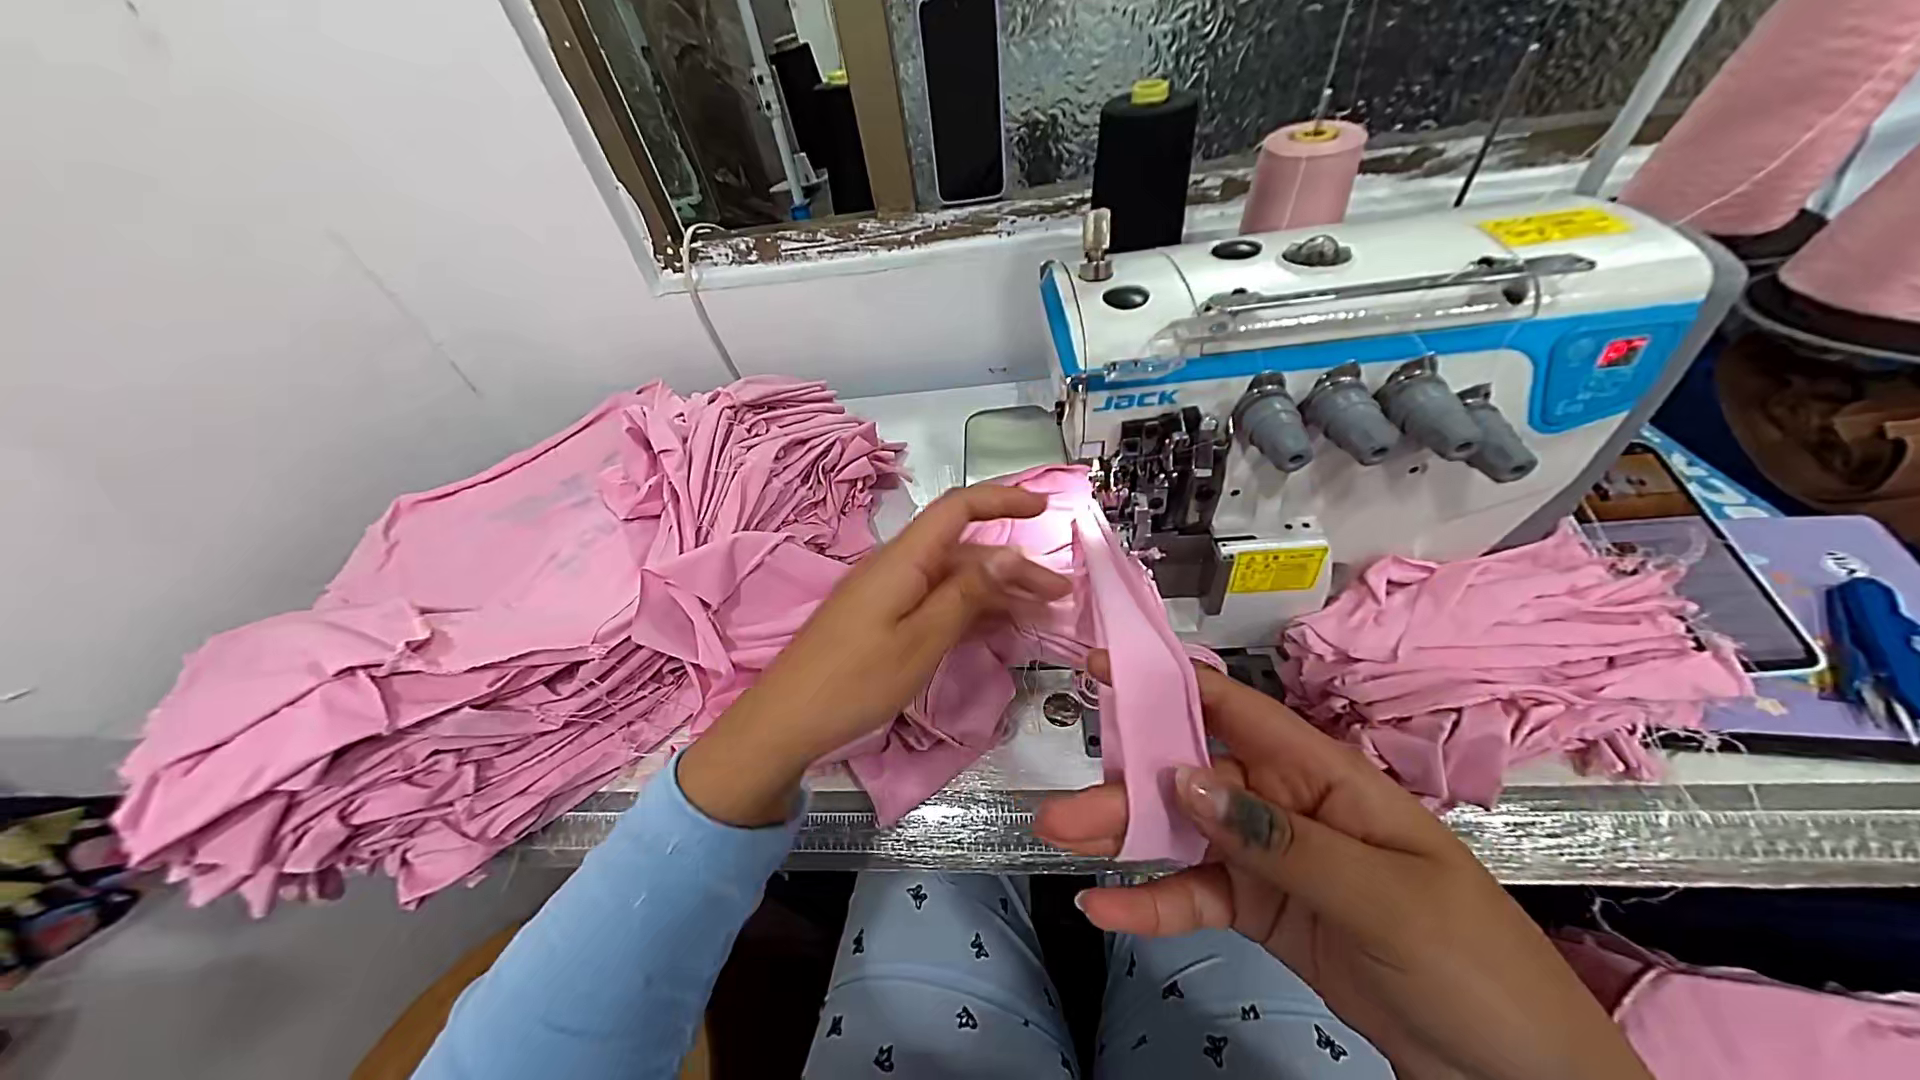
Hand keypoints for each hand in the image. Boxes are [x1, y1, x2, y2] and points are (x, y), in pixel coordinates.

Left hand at [679, 484, 1069, 825]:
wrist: (787, 721)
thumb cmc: (854, 681)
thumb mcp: (921, 640)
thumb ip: (967, 594)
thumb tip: (1008, 554)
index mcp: (904, 560)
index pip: (958, 508)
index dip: (1002, 500)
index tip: (1041, 508)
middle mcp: (898, 567)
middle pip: (964, 551)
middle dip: (1014, 567)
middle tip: (1058, 594)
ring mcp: (890, 594)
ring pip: (955, 580)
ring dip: (998, 593)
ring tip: (1040, 614)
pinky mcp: (885, 620)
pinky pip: (937, 604)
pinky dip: (971, 612)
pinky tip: (999, 629)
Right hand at [1036, 655, 1650, 1079]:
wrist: (1517, 1076)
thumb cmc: (1472, 962)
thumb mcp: (1382, 897)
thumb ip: (1279, 839)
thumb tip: (1186, 782)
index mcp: (1322, 775)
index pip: (1235, 711)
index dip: (1169, 684)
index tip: (1106, 666)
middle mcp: (1284, 803)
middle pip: (1191, 783)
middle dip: (1125, 791)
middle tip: (1060, 811)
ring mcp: (1267, 858)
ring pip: (1181, 837)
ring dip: (1123, 842)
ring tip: (1063, 846)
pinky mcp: (1259, 909)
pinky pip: (1195, 896)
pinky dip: (1152, 903)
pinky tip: (1109, 908)